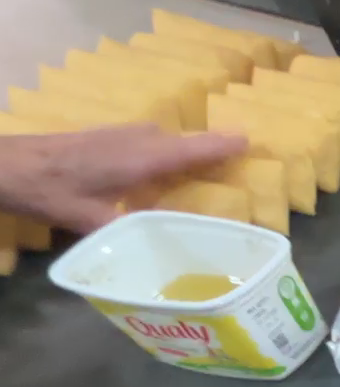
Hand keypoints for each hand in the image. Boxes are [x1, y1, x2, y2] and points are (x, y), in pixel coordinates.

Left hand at [0, 127, 247, 232]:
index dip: (218, 146)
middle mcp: (128, 143)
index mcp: (136, 160)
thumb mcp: (94, 221)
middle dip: (208, 145)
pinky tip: (164, 162)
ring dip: (185, 144)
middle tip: (238, 155)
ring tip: (208, 160)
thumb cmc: (44, 191)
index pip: (187, 150)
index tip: (248, 140)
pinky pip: (143, 138)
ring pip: (159, 136)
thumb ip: (139, 232)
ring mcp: (110, 137)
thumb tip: (178, 250)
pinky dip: (164, 146)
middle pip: (177, 139)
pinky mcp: (97, 138)